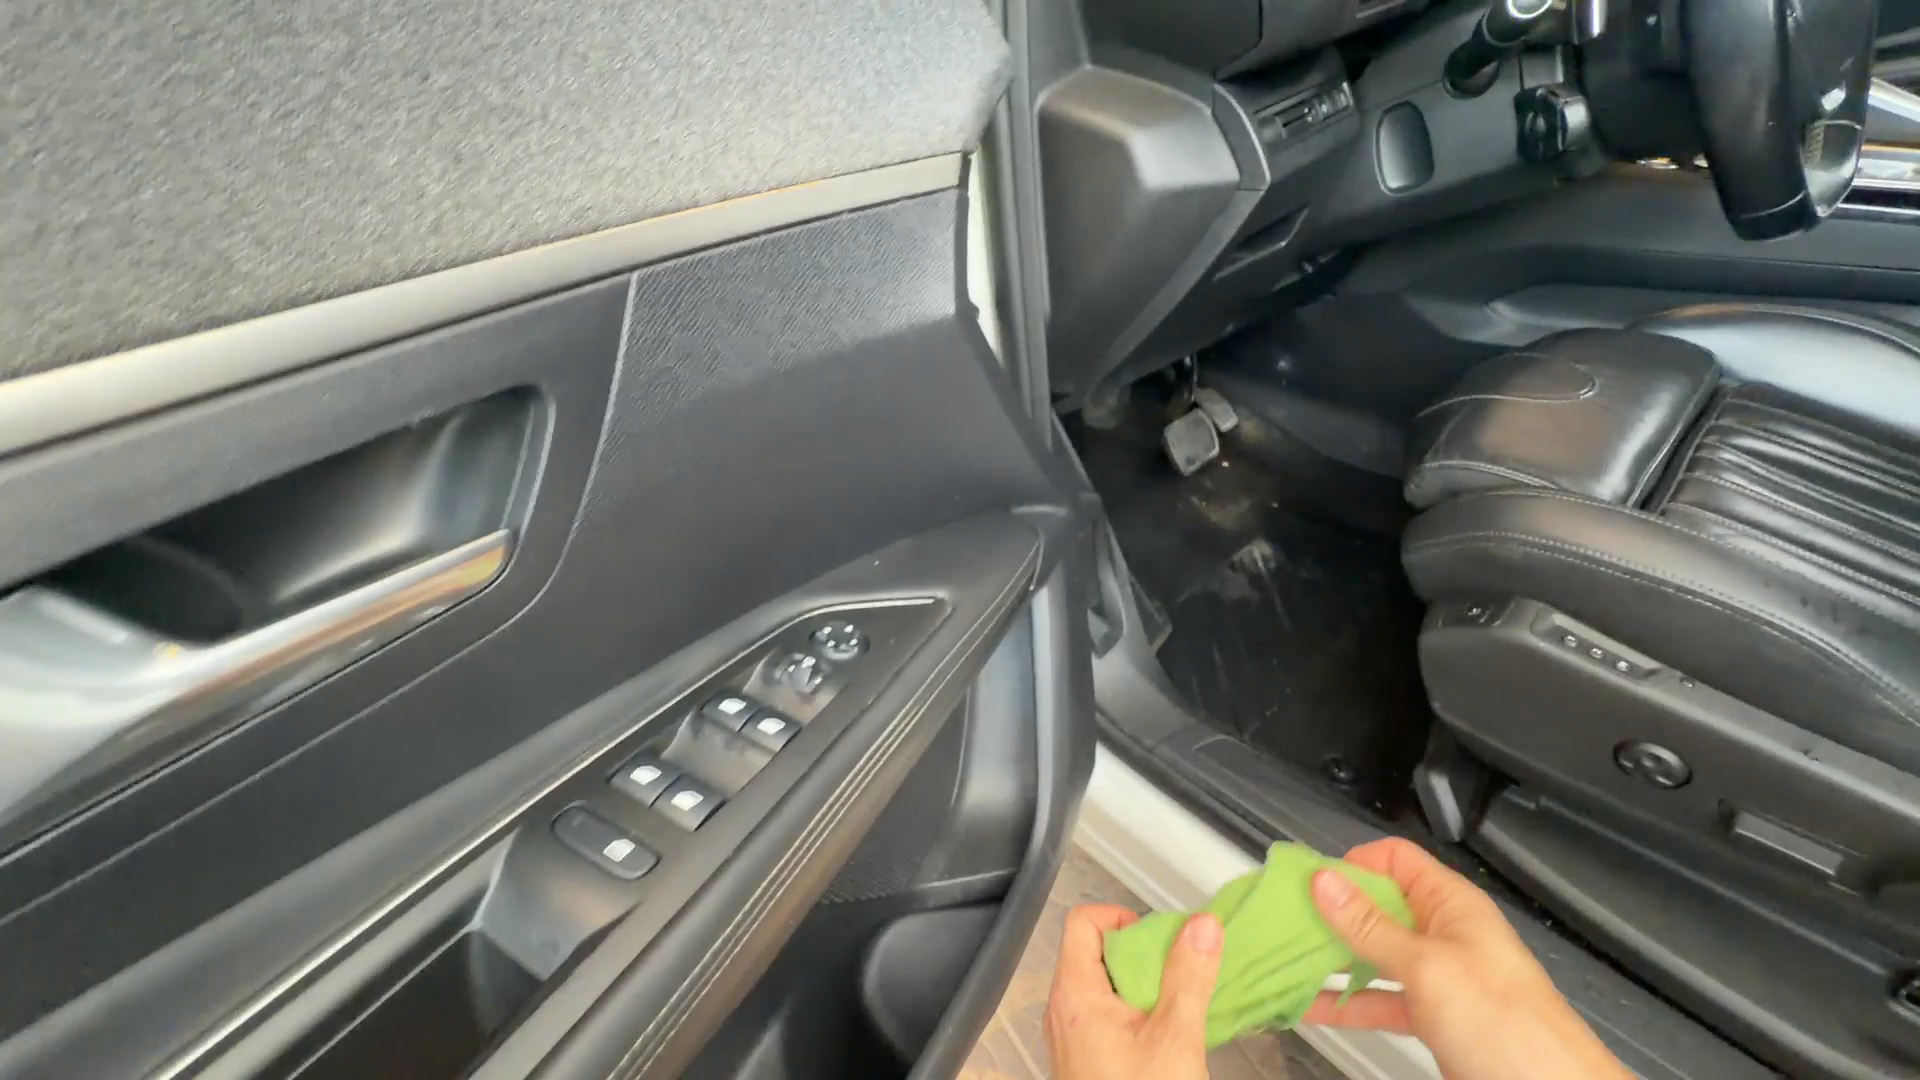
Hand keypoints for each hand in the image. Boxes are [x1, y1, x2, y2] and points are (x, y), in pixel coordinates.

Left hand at [1044, 903, 1221, 1079]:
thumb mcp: (1175, 1039)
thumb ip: (1188, 977)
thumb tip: (1203, 923)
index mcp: (1074, 993)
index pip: (1083, 922)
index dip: (1120, 917)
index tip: (1157, 941)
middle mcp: (1062, 1010)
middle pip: (1093, 952)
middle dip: (1138, 955)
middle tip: (1176, 975)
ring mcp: (1069, 1038)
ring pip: (1100, 987)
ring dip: (1139, 987)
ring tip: (1176, 1006)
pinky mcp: (1081, 1063)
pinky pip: (1102, 1017)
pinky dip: (1132, 1014)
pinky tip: (1164, 1038)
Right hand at [1303, 838, 1634, 1079]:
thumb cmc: (1507, 1028)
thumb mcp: (1428, 968)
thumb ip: (1370, 926)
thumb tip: (1322, 880)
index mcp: (1450, 904)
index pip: (1392, 859)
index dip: (1352, 864)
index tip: (1310, 883)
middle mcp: (1443, 932)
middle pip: (1376, 905)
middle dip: (1332, 912)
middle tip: (1286, 921)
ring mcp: (1438, 977)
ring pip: (1373, 952)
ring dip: (1334, 957)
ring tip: (1287, 959)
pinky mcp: (1434, 1017)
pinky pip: (1380, 997)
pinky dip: (1349, 1000)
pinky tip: (1313, 1006)